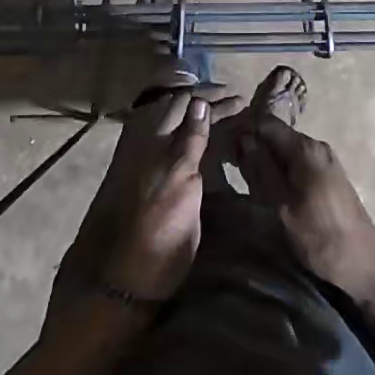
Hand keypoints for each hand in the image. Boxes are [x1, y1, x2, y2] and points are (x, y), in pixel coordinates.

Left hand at [102, 92, 238, 299]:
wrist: (135, 277)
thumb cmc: (161, 228)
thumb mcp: (179, 180)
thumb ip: (189, 140)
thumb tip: (200, 102)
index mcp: (156, 143)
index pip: (185, 103)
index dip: (212, 97)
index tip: (239, 98)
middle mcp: (151, 148)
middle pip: (181, 112)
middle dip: (209, 103)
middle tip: (237, 103)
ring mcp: (153, 166)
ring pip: (178, 128)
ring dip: (201, 117)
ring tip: (227, 115)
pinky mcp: (157, 184)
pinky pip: (177, 147)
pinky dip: (195, 137)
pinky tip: (210, 141)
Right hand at [238, 113, 374, 301]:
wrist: (364, 264)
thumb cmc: (320, 237)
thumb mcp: (282, 206)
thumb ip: (262, 170)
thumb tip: (243, 138)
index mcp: (306, 148)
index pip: (267, 122)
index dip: (243, 127)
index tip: (221, 140)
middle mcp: (317, 145)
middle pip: (277, 135)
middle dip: (252, 145)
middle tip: (226, 162)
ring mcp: (325, 160)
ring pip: (286, 150)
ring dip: (265, 159)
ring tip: (242, 175)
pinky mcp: (328, 176)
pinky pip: (297, 163)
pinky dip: (280, 170)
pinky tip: (267, 187)